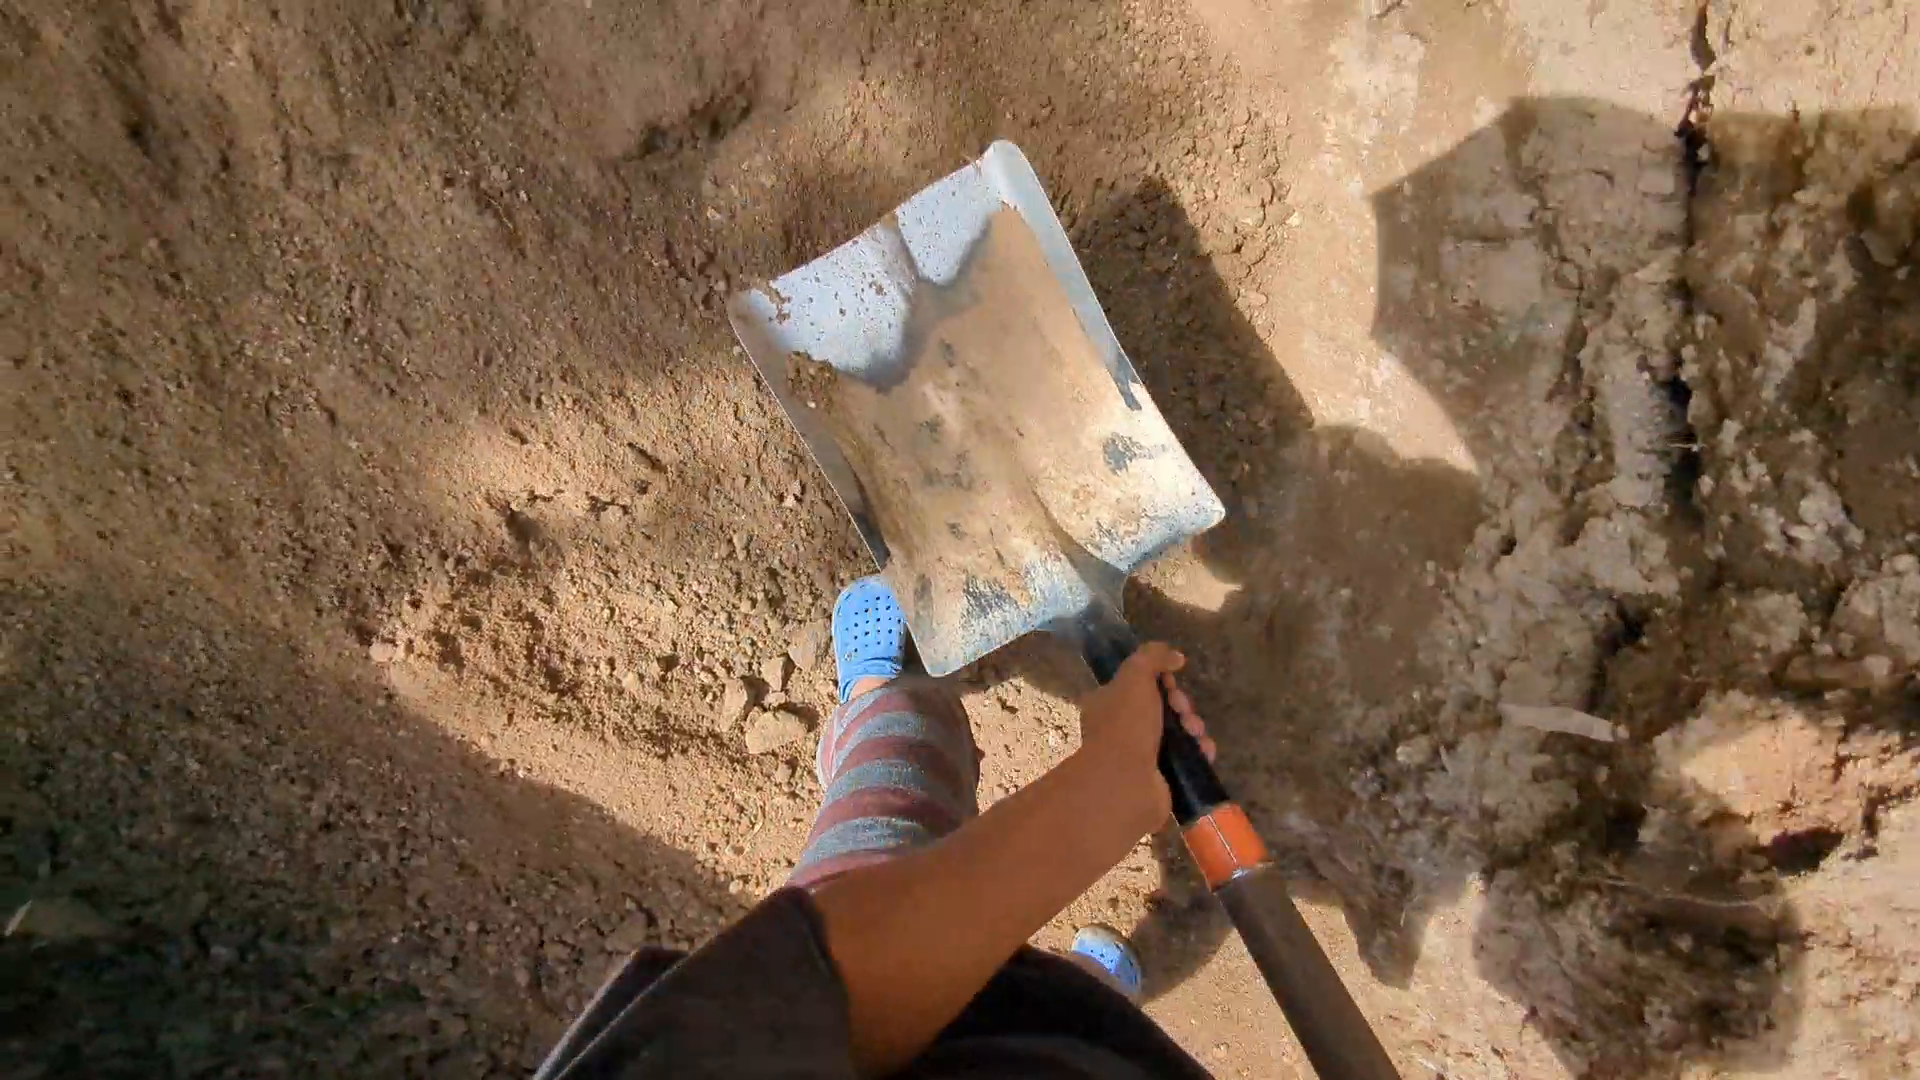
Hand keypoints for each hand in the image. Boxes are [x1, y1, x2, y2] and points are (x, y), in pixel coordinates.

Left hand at [1075, 642, 1214, 824]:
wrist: (1127, 782)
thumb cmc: (1125, 724)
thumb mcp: (1134, 676)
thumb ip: (1152, 657)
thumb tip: (1174, 655)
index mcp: (1107, 703)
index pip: (1139, 684)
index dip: (1160, 679)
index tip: (1170, 681)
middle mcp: (1121, 728)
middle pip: (1162, 707)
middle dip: (1181, 705)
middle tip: (1183, 711)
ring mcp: (1141, 755)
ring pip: (1177, 732)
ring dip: (1193, 727)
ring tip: (1195, 733)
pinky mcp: (1161, 777)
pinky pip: (1186, 757)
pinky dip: (1199, 751)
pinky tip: (1205, 751)